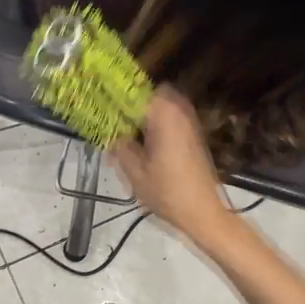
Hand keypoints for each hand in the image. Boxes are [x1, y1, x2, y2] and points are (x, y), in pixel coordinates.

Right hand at [109, 88, 233, 239]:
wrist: (202, 211)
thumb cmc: (167, 191)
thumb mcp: (134, 171)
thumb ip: (120, 145)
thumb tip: (110, 131)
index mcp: (163, 116)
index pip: (136, 91)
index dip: (117, 94)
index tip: (101, 100)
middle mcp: (180, 112)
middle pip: (154, 92)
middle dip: (135, 100)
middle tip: (117, 116)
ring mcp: (190, 122)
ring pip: (165, 104)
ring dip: (148, 111)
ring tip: (129, 129)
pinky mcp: (195, 135)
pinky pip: (173, 116)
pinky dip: (159, 121)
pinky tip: (146, 141)